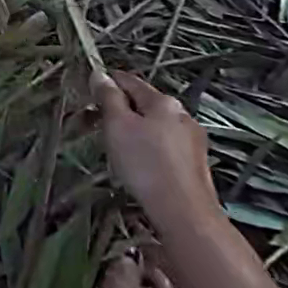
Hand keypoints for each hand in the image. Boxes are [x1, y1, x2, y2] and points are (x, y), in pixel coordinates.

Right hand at [92, 71, 218, 228]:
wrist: (185, 214)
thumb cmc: (145, 164)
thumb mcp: (117, 125)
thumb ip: (108, 96)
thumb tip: (99, 74)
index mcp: (162, 101)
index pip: (129, 80)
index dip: (106, 83)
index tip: (89, 95)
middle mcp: (182, 114)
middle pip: (144, 103)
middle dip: (122, 109)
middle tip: (101, 125)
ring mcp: (193, 139)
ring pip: (156, 125)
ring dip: (138, 129)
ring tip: (120, 148)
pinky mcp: (197, 163)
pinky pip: (167, 145)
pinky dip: (151, 147)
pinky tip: (143, 164)